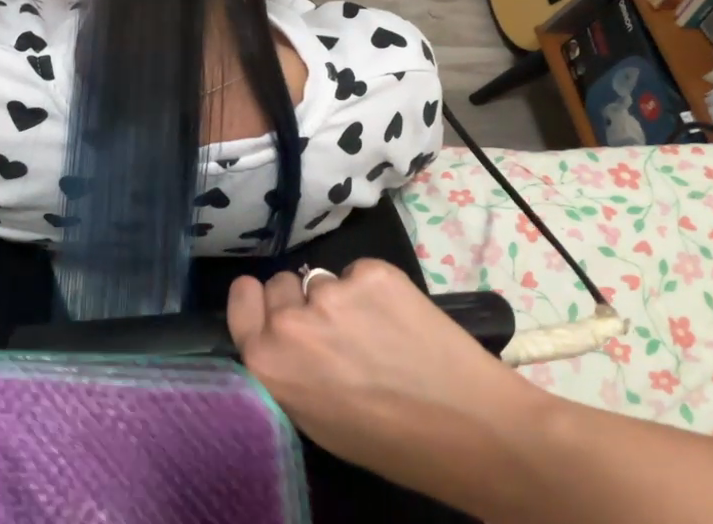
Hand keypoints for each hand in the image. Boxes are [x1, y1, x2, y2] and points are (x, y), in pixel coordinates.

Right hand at [228, 260, 549, 490]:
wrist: (472, 430)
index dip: (259, 303)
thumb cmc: (389, 441)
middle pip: (279, 284)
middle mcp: (290, 322)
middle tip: (337, 333)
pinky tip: (400, 319)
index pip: (240, 300)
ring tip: (378, 330)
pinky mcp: (372, 272)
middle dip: (301, 302)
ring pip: (322, 279)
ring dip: (341, 298)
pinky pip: (359, 272)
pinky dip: (375, 290)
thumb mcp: (313, 418)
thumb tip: (280, 338)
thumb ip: (283, 370)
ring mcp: (332, 292)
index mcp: (268, 362)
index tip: (277, 310)